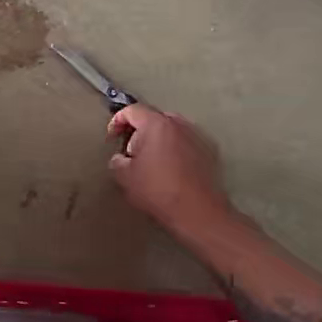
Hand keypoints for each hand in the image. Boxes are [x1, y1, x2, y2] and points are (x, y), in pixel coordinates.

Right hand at [108, 104, 231, 231]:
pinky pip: (186, 143)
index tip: (112, 137)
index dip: (117, 121)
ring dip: (159, 140)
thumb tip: (121, 158)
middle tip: (131, 151)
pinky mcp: (209, 152)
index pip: (132, 110)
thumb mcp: (124, 176)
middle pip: (154, 118)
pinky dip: (175, 150)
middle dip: (140, 131)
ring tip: (151, 161)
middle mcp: (180, 124)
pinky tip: (170, 169)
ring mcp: (197, 137)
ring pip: (172, 130)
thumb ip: (117, 160)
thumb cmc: (156, 190)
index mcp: (156, 125)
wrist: (195, 210)